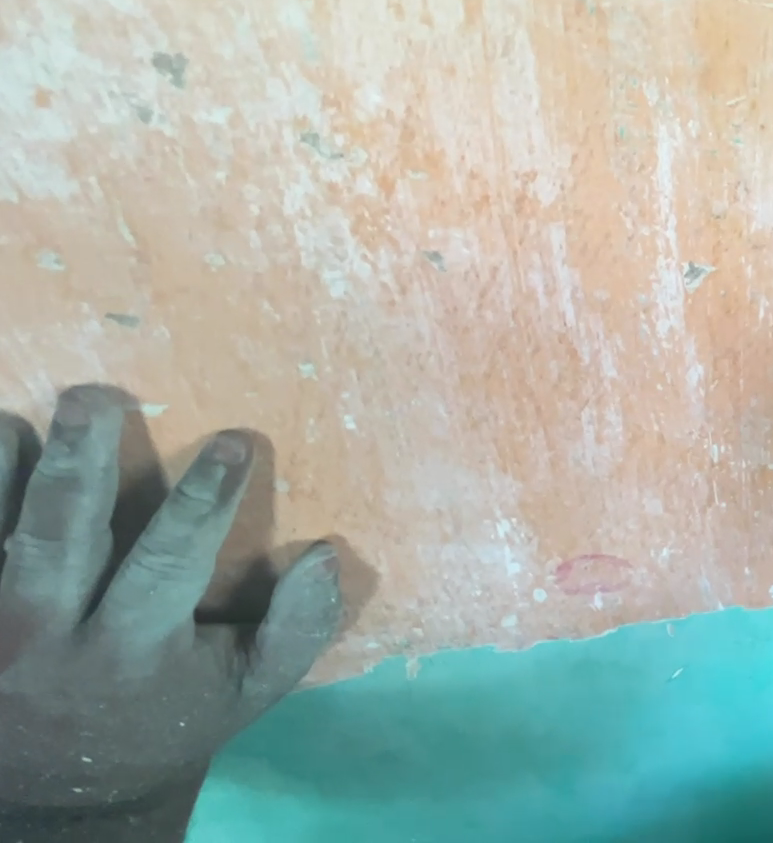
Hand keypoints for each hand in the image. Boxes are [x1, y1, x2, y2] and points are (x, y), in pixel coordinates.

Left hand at [0, 387, 342, 837]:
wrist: (62, 796)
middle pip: (59, 537)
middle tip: (97, 396)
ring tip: (17, 417)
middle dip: (81, 462)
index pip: (171, 557)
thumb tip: (321, 554)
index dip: (204, 497)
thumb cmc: (177, 721)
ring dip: (2, 476)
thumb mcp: (257, 686)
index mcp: (132, 649)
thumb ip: (299, 624)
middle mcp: (44, 639)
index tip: (232, 442)